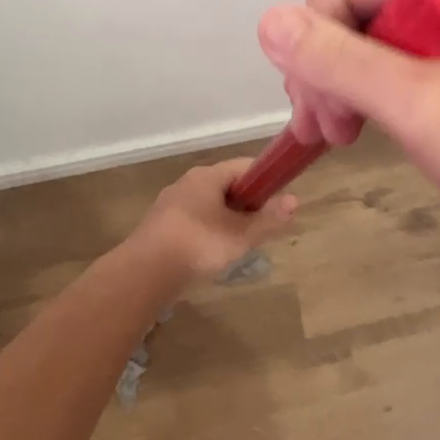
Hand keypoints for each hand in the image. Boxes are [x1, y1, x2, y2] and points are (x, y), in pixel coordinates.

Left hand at [127, 160, 297, 278]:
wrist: (145, 273)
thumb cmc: (199, 244)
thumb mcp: (241, 234)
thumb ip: (269, 218)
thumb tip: (294, 200)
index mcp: (207, 176)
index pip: (244, 166)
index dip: (266, 180)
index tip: (278, 201)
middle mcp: (187, 183)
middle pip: (227, 186)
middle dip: (248, 204)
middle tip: (262, 227)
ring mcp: (171, 205)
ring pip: (210, 205)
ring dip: (228, 220)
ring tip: (240, 244)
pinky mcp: (161, 226)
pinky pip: (194, 221)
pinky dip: (209, 231)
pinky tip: (213, 253)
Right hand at [257, 0, 439, 238]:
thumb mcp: (413, 103)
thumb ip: (339, 61)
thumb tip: (266, 21)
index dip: (314, 43)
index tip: (319, 110)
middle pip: (347, 10)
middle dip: (323, 70)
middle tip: (324, 132)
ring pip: (359, 39)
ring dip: (336, 87)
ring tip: (337, 138)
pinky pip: (384, 62)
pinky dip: (361, 94)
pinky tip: (356, 127)